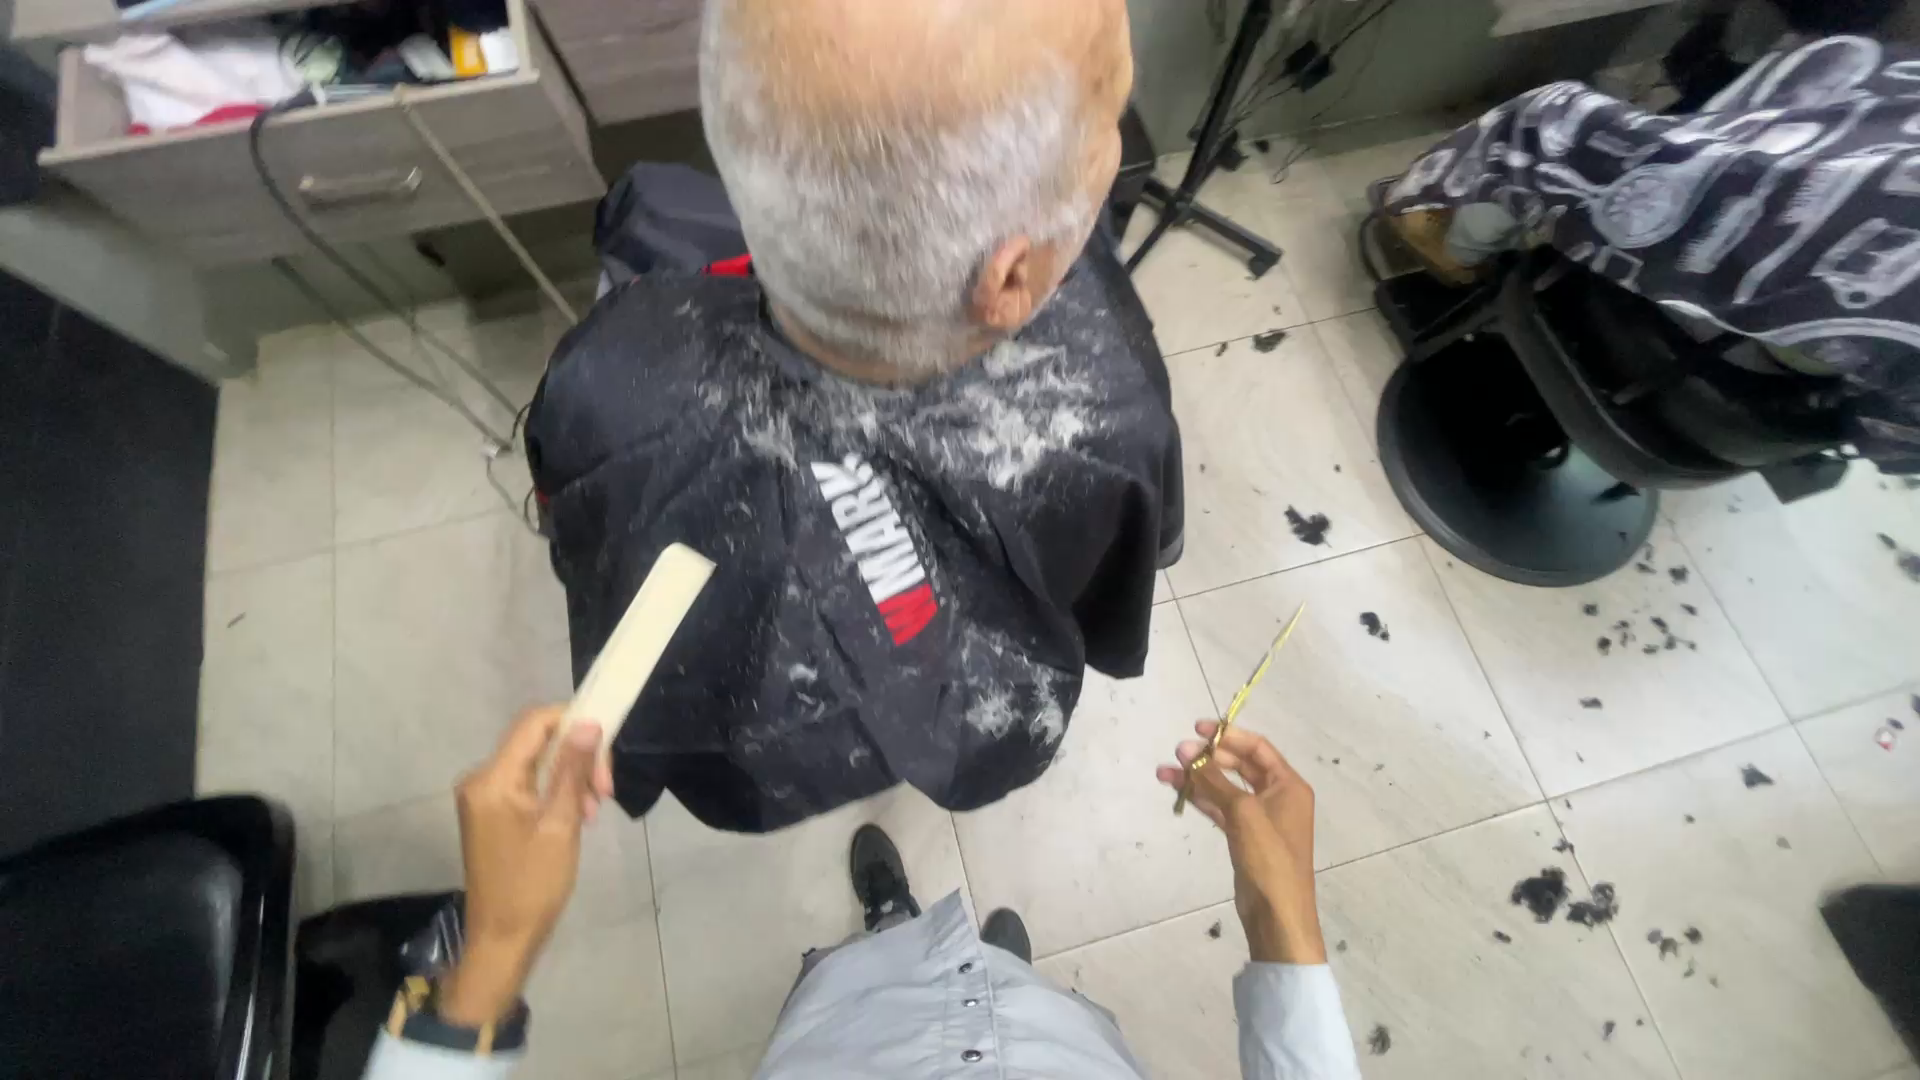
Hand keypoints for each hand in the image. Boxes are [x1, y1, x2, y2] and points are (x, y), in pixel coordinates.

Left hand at [439, 706, 614, 1025]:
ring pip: (540, 760)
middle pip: (540, 739)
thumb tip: (590, 722)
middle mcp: (482, 779)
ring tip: (593, 809)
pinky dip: (559, 789)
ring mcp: (486, 795)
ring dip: (574, 775)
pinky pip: (533, 780)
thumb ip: (573, 768)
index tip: (608, 745)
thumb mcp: (561, 822)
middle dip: (580, 755)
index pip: (535, 722)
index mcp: (493, 779)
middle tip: (606, 790)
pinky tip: (578, 813)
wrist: (503, 938)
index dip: (575, 720)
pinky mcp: (494, 810)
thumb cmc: (533, 882)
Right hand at [1156, 721, 1325, 964]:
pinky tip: (1176, 790)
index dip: (1228, 735)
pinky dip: (1199, 797)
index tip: (1197, 729)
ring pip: (1224, 786)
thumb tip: (1186, 751)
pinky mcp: (1243, 835)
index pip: (1257, 747)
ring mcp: (1259, 817)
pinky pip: (1219, 806)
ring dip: (1197, 777)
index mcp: (1288, 785)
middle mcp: (1276, 796)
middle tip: (1179, 753)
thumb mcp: (1242, 811)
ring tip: (1165, 771)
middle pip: (1238, 764)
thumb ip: (1213, 779)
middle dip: (1208, 757)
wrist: (1276, 914)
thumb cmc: (1269, 857)